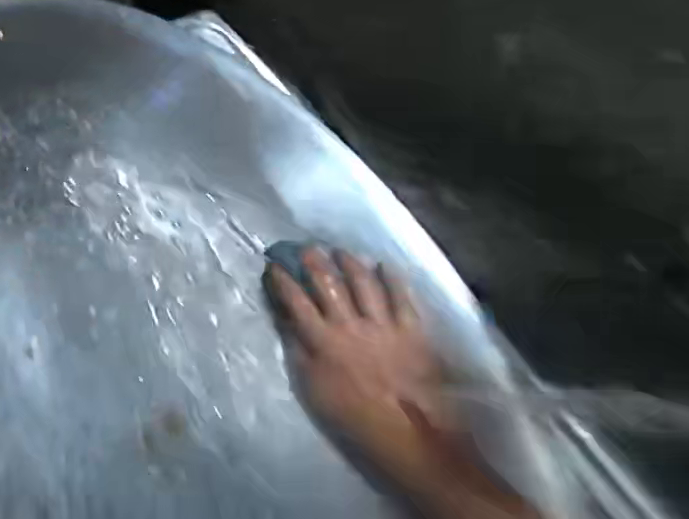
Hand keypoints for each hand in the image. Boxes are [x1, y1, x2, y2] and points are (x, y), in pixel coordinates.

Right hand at [268, 247, 536, 518]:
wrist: (416, 442)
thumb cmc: (353, 414)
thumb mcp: (310, 384)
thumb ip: (296, 346)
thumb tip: (283, 317)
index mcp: (320, 337)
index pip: (293, 297)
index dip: (280, 277)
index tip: (273, 264)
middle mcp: (349, 325)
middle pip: (327, 283)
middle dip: (314, 262)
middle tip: (306, 247)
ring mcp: (384, 329)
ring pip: (364, 286)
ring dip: (351, 265)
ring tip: (342, 252)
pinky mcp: (415, 336)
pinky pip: (404, 302)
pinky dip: (395, 282)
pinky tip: (386, 267)